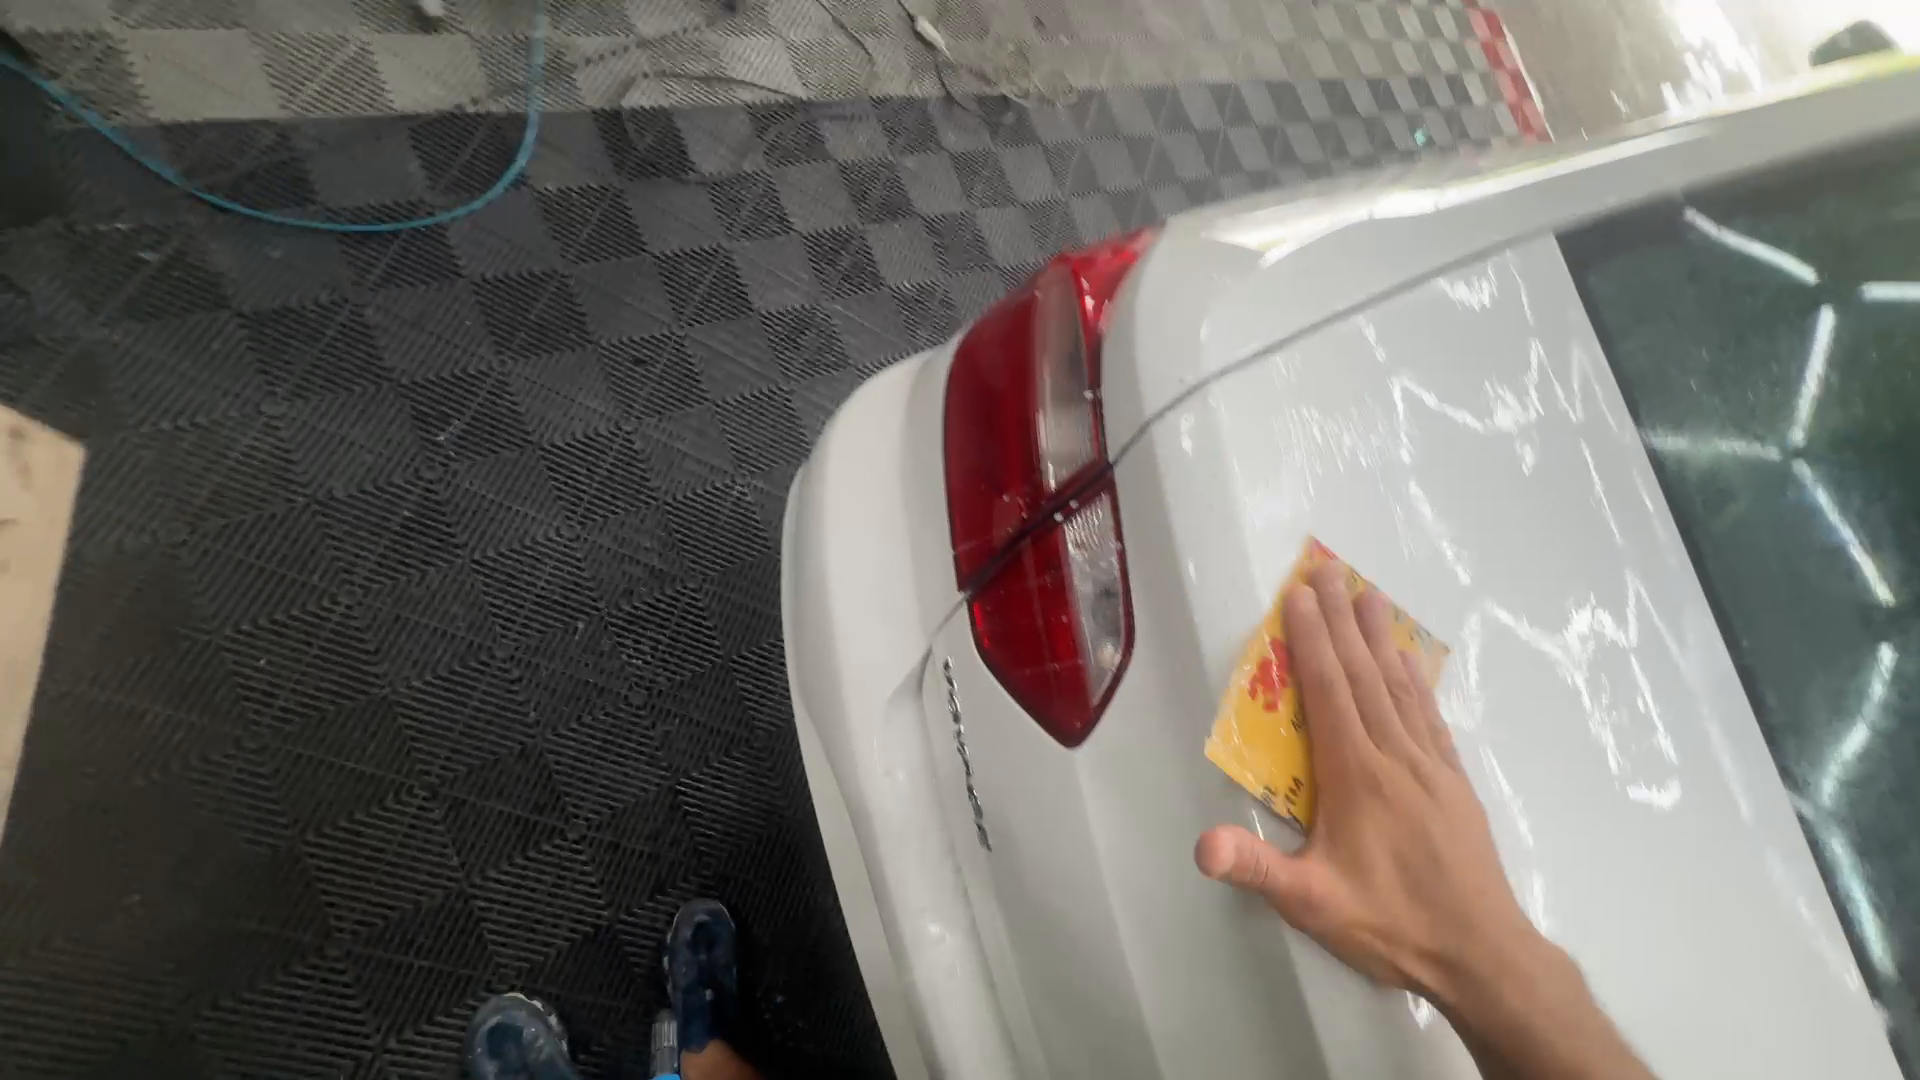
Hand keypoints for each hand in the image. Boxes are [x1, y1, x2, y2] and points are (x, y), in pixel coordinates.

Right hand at [1193, 563, 1542, 1001]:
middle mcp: (1394, 756)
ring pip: (1398, 686)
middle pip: (1363, 673)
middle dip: (1342, 619)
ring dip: (1379, 636)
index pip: (1329, 691)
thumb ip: (1256, 868)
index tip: (1300, 594)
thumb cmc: (1390, 923)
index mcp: (1356, 774)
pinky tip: (1408, 661)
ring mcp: (1429, 766)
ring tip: (1370, 594)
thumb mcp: (1312, 903)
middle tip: (1330, 569)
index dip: (1311, 639)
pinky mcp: (1452, 781)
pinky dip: (1413, 678)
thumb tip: (1201, 845)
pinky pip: (1427, 714)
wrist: (1486, 959)